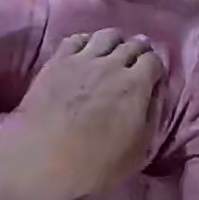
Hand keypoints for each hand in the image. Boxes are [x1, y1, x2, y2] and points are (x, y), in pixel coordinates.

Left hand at [0, 28, 163, 199]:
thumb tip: (154, 94)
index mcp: (136, 86)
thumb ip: (151, 115)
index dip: (156, 66)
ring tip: (114, 48)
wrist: (42, 159)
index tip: (153, 74)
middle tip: (138, 56)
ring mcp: (82, 60)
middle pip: (132, 44)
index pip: (154, 60)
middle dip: (139, 48)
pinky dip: (86, 40)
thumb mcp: (138, 150)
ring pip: (105, 36)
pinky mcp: (57, 62)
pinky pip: (75, 39)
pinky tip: (85, 49)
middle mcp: (112, 65)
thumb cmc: (95, 164)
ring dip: (115, 40)